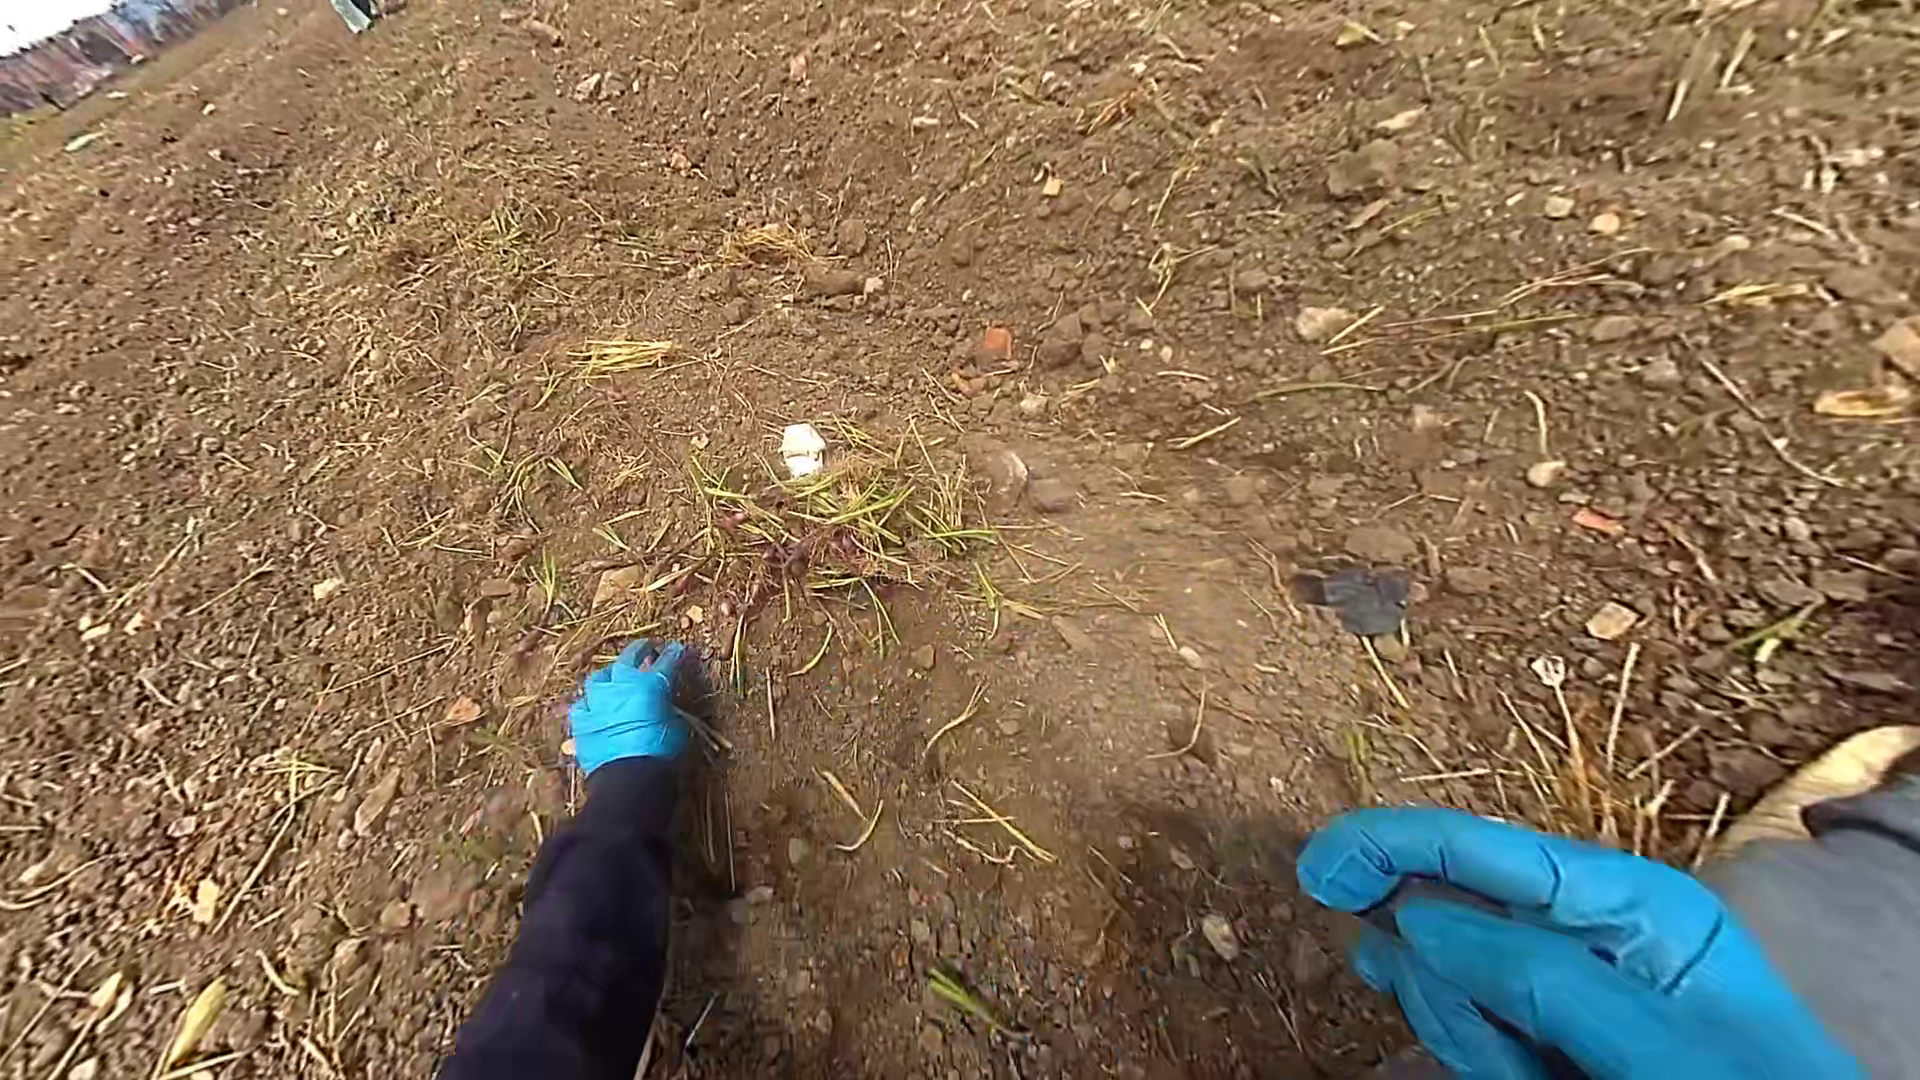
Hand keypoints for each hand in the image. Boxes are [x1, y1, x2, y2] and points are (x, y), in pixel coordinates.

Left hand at [567, 640, 689, 774]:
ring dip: (611, 674)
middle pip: (630, 656)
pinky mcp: (581, 719)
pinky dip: (591, 704)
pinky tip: (595, 707)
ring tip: (616, 676)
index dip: (675, 652)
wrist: (628, 776)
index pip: (667, 659)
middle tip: (648, 647)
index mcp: (651, 682)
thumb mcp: (675, 723)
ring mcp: (598, 700)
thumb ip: (667, 704)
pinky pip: (583, 705)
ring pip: (600, 677)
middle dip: (641, 649)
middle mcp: (622, 684)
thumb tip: (662, 700)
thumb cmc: (660, 749)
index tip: (678, 647)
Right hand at [1296, 808, 1858, 1079]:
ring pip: (1427, 951)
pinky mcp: (1515, 995)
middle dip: (1423, 958)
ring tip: (1514, 1069)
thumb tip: (1411, 920)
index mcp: (1612, 893)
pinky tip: (1480, 1051)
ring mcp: (1536, 954)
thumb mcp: (1665, 1054)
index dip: (1374, 843)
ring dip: (1449, 1014)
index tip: (1315, 878)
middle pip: (1432, 894)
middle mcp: (1564, 911)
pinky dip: (1447, 1024)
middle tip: (1437, 1013)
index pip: (1461, 838)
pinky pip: (1440, 989)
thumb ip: (1543, 979)